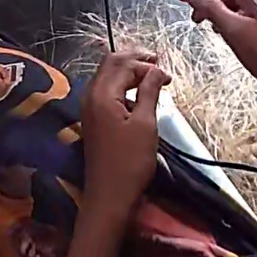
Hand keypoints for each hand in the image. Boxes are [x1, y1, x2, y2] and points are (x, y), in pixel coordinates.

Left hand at [79, 50, 168, 224]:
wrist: (109, 195)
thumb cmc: (130, 161)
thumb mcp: (146, 124)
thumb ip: (149, 91)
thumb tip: (157, 70)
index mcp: (102, 94)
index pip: (123, 64)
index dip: (147, 65)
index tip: (168, 76)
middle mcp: (90, 95)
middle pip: (110, 65)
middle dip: (134, 61)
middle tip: (158, 64)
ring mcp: (89, 107)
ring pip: (107, 77)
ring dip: (128, 73)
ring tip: (152, 78)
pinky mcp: (92, 118)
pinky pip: (106, 91)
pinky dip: (122, 86)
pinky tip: (138, 95)